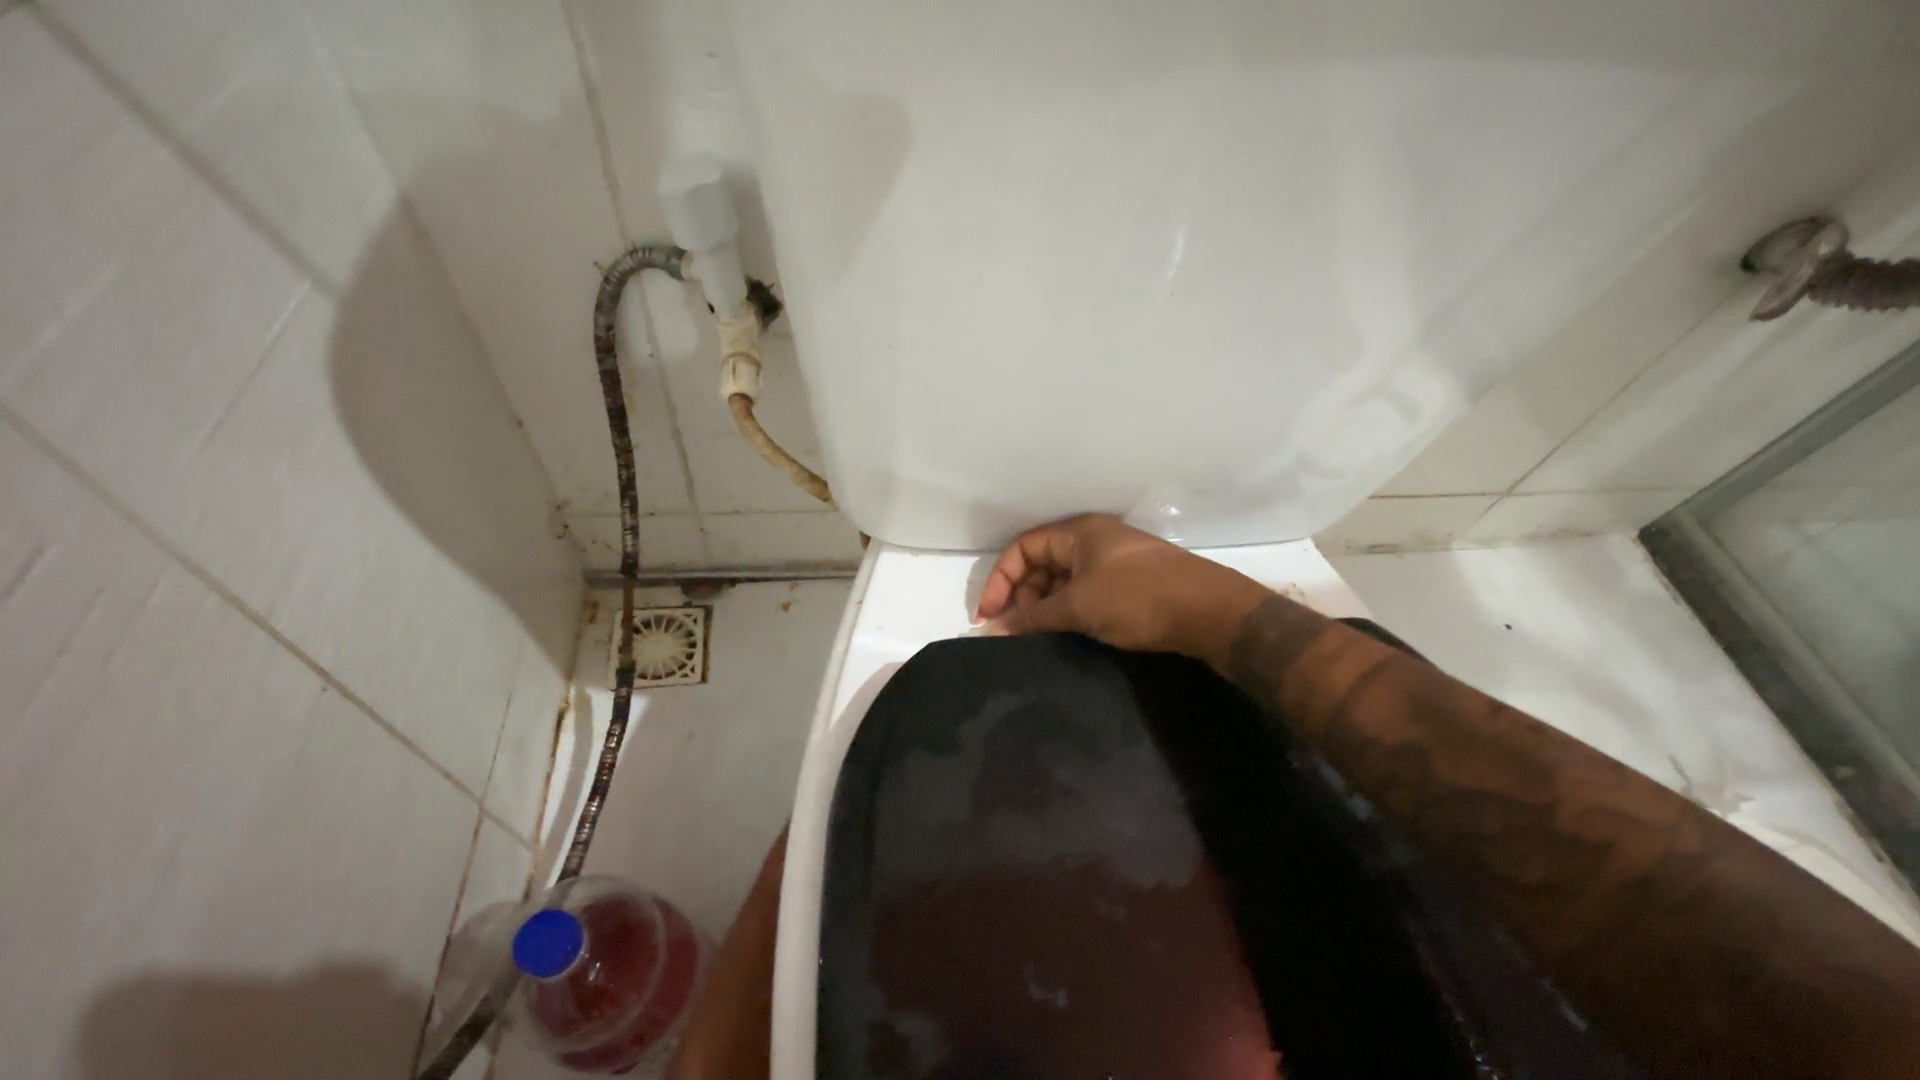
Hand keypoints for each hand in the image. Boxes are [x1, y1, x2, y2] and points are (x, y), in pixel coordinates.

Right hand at [973, 514, 1273, 670]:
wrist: (1208, 611)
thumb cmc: (1138, 598)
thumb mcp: (1078, 607)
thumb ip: (1032, 618)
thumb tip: (992, 631)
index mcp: (1079, 532)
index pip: (1023, 548)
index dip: (1000, 580)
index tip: (989, 616)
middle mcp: (1093, 541)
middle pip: (1041, 563)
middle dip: (1022, 595)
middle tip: (1017, 630)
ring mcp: (1112, 563)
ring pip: (1062, 581)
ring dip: (1044, 606)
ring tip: (1039, 635)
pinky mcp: (1127, 586)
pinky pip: (1083, 593)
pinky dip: (1067, 611)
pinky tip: (1065, 634)